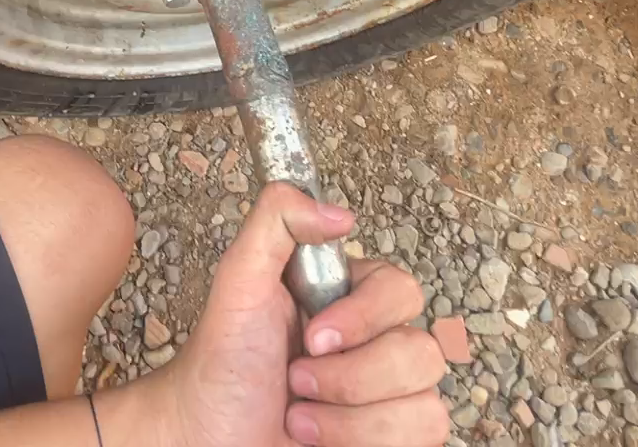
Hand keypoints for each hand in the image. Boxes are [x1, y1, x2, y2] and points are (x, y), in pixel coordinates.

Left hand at [109, 183, 449, 446]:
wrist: (210, 436)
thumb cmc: (223, 360)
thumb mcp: (239, 276)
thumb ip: (277, 220)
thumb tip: (341, 213)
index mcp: (346, 295)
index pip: (400, 288)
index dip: (364, 316)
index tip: (313, 337)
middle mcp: (375, 340)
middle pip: (421, 350)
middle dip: (350, 376)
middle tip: (295, 378)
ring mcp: (388, 395)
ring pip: (427, 403)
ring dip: (352, 418)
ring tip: (300, 415)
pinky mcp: (393, 440)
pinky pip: (425, 439)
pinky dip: (364, 442)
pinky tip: (320, 439)